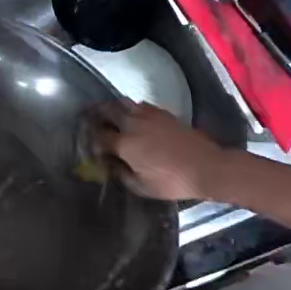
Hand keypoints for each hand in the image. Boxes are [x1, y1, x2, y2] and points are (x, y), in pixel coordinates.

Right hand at [95, 101, 234, 201]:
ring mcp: (150, 115)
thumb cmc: (171, 182)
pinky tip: (133, 115)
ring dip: (112, 107)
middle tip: (87, 117)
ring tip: (107, 113)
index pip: (99, 136)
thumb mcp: (141, 186)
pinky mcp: (164, 113)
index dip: (89, 138)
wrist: (205, 166)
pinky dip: (131, 107)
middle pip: (108, 110)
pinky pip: (141, 105)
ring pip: (124, 103)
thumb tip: (109, 165)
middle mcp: (133, 124)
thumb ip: (121, 174)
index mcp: (125, 144)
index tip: (85, 141)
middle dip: (95, 113)